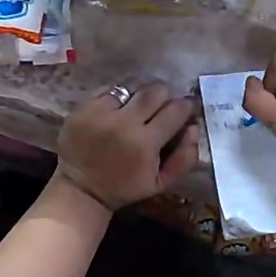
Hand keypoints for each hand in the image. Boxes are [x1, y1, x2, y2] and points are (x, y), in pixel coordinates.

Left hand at [55, 83, 199, 209]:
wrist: (81, 188)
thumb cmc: (125, 186)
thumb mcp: (161, 182)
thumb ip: (185, 157)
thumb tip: (194, 127)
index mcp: (146, 143)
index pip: (177, 109)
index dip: (187, 106)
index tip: (187, 108)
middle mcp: (124, 123)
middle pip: (156, 90)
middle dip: (164, 97)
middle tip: (160, 109)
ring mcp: (101, 112)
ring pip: (133, 87)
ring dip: (139, 97)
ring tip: (135, 111)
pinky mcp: (84, 107)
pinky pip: (109, 90)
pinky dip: (117, 98)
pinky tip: (115, 112)